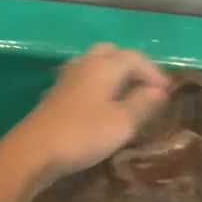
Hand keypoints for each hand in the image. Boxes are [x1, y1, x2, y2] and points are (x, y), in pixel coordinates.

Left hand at [0, 44, 171, 188]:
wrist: (34, 149)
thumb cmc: (83, 134)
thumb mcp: (122, 123)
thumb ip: (143, 104)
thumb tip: (159, 91)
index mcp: (105, 66)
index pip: (135, 58)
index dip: (153, 72)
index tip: (167, 93)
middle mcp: (85, 63)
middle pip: (112, 52)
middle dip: (132, 66)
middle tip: (146, 88)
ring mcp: (68, 77)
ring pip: (95, 63)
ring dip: (113, 73)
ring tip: (126, 95)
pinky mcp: (56, 93)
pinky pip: (83, 78)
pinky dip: (98, 84)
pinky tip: (100, 104)